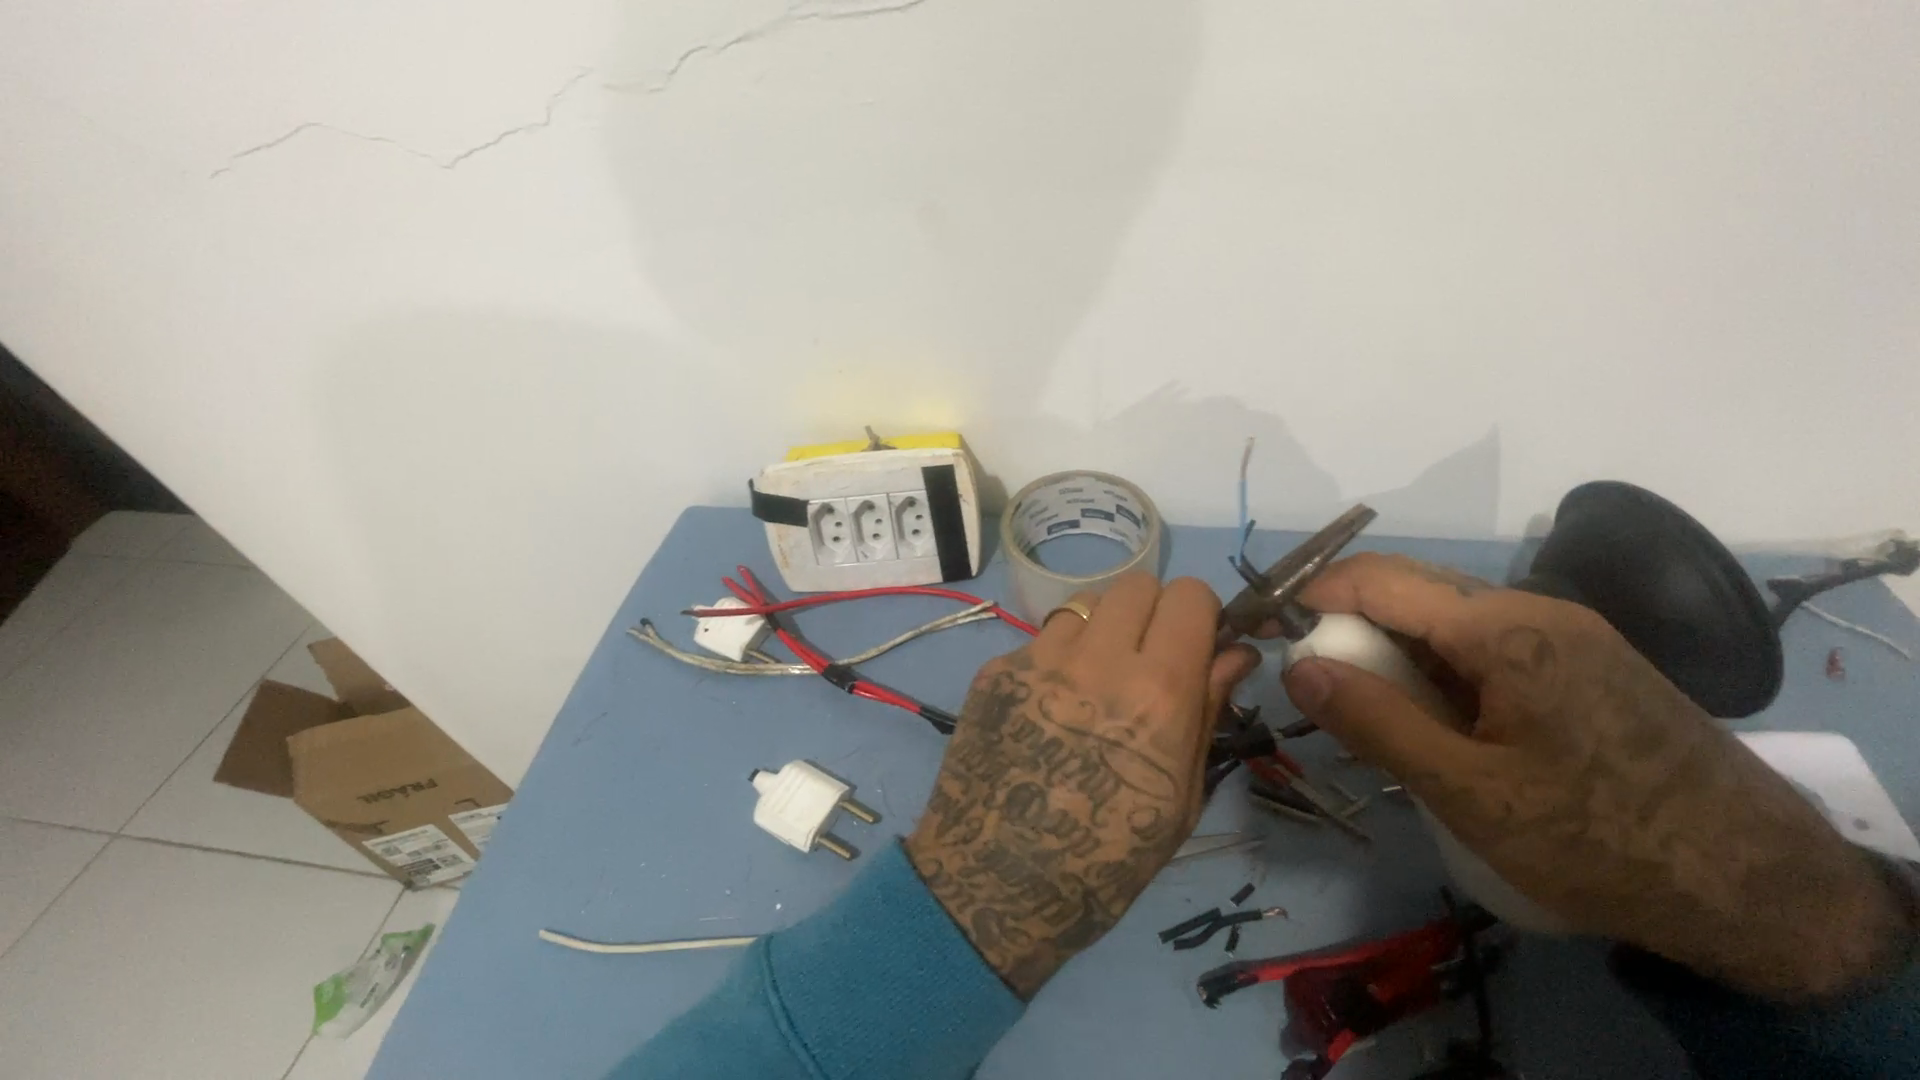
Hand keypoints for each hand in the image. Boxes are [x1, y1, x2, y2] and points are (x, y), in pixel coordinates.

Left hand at [904, 573, 1259, 997]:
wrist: (997, 880)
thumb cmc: (1108, 857)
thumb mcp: (1180, 796)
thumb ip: (1207, 709)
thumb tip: (1235, 653)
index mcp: (1157, 691)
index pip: (1189, 596)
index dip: (1200, 614)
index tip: (1197, 643)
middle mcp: (1097, 658)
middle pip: (1136, 583)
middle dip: (1152, 611)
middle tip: (1148, 658)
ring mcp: (1038, 659)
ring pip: (1086, 604)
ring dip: (1103, 629)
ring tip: (1095, 681)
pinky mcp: (995, 670)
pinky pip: (1040, 640)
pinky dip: (1056, 659)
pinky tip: (1048, 708)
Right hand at [1280, 553, 1911, 999]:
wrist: (1757, 885)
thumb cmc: (1597, 840)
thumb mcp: (1467, 791)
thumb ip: (1374, 721)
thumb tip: (1295, 666)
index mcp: (1503, 629)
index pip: (1379, 580)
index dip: (1315, 596)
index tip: (1272, 633)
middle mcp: (1534, 610)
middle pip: (1412, 590)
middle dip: (1353, 624)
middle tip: (1321, 684)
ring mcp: (1566, 632)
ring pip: (1448, 617)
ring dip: (1397, 650)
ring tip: (1377, 712)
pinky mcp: (1584, 661)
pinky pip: (1486, 643)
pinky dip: (1440, 667)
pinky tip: (1439, 719)